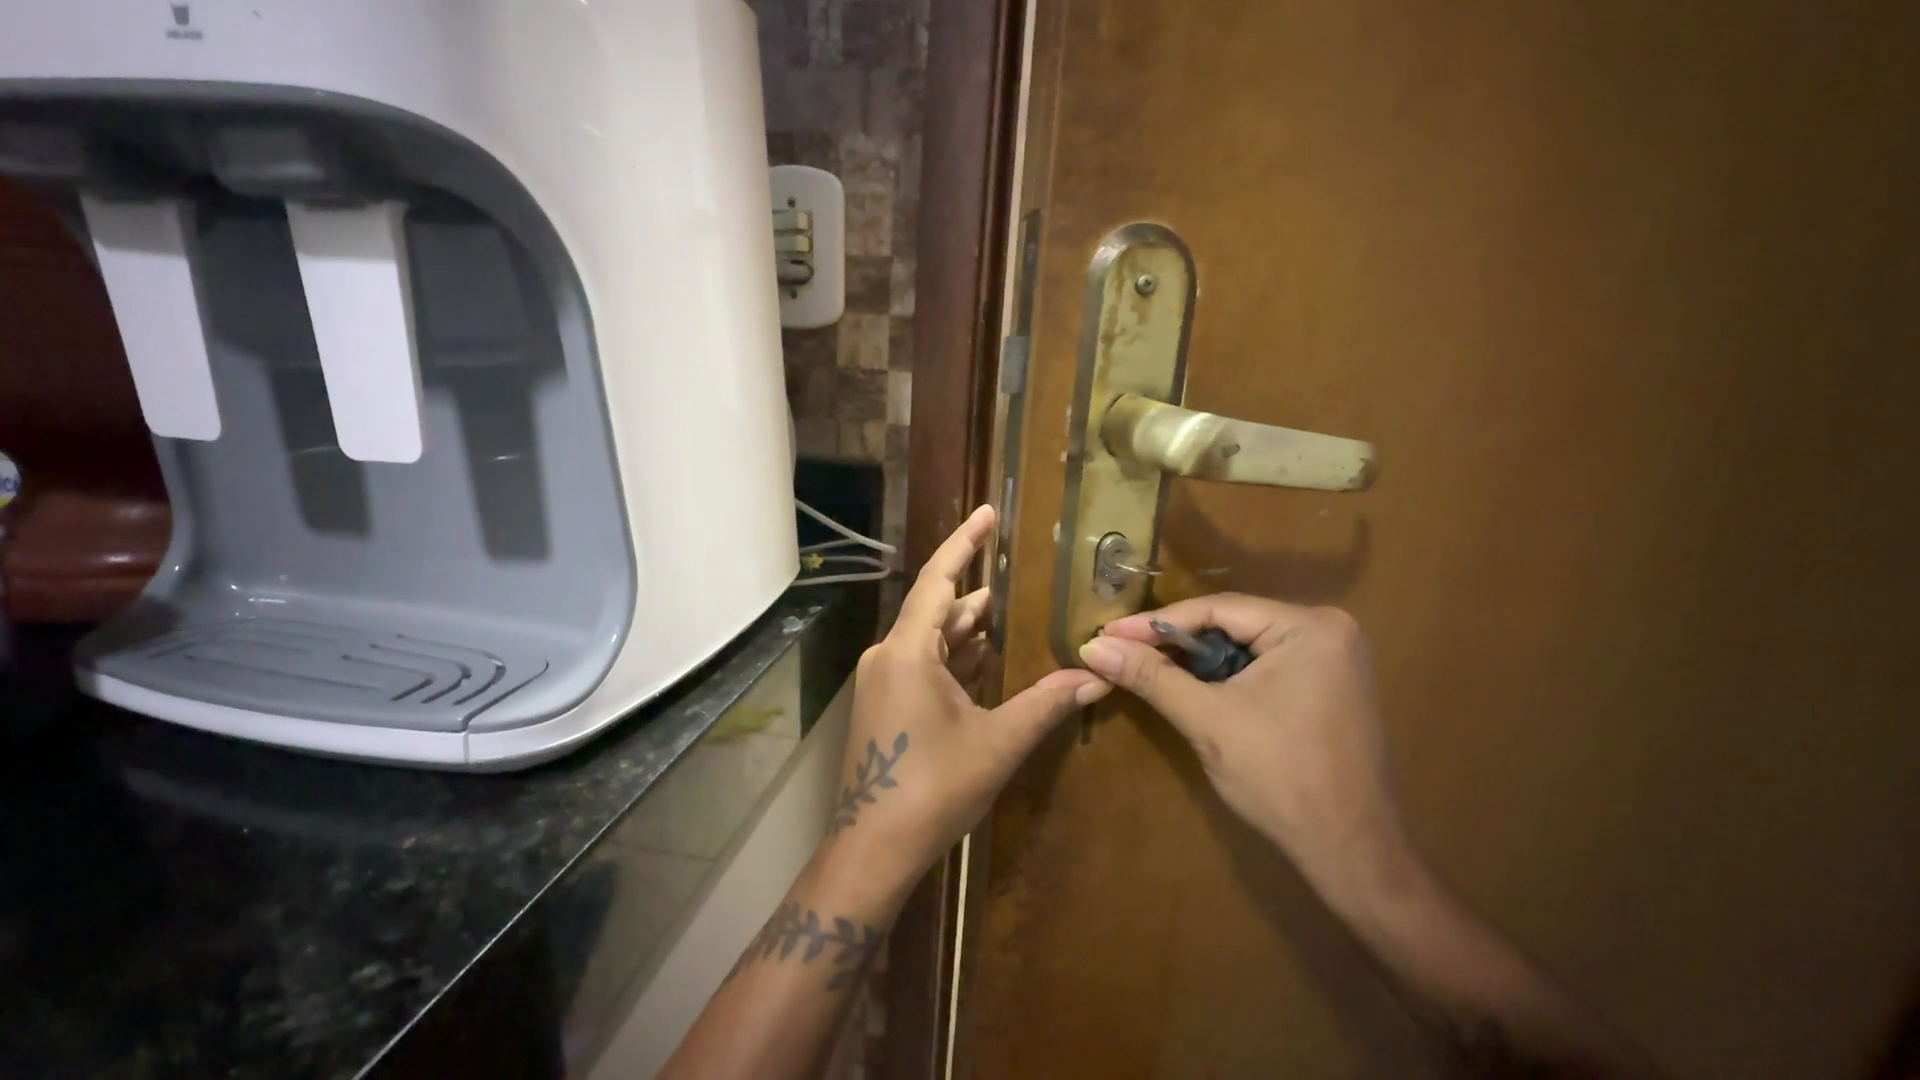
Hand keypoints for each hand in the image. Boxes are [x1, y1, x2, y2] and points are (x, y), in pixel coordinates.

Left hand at [824, 506, 1110, 907]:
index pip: (938, 579)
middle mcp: (889, 657)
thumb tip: (1096, 677)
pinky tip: (983, 659)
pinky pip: (921, 666)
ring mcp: (882, 682)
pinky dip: (953, 658)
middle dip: (975, 591)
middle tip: (1013, 569)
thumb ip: (1046, 704)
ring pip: (930, 641)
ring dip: (966, 628)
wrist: (873, 847)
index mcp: (908, 652)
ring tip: (1005, 609)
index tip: (987, 512)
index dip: (965, 543)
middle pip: (936, 609)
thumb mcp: (997, 742)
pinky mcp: (883, 706)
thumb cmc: (934, 787)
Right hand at [1077, 595, 1408, 897]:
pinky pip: (1267, 666)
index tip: (1108, 633)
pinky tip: (1196, 688)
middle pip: (1234, 624)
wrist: (1349, 849)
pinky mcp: (1330, 686)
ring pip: (1247, 646)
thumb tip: (1093, 647)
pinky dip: (1229, 676)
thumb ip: (1151, 677)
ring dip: (1200, 660)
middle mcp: (1330, 630)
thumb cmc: (1280, 778)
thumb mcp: (1208, 720)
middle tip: (1123, 649)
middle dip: (1177, 641)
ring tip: (1148, 667)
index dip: (1157, 623)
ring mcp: (1336, 659)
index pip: (1218, 609)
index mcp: (1310, 627)